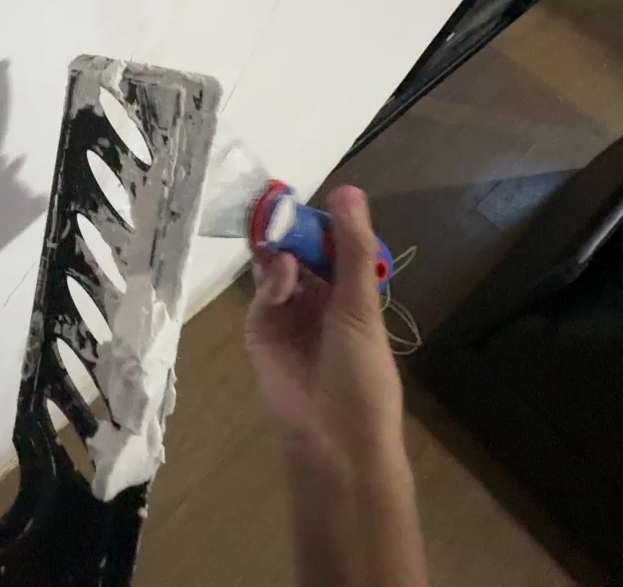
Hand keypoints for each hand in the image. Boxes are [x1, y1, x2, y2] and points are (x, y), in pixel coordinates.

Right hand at [244, 185, 403, 459]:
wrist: (333, 434)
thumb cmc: (361, 371)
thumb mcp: (361, 305)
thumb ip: (350, 248)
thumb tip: (348, 189)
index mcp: (347, 291)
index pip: (330, 244)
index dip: (319, 220)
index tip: (305, 194)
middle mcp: (316, 296)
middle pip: (297, 251)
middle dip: (288, 228)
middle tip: (275, 199)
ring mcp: (286, 311)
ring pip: (275, 266)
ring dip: (275, 247)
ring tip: (270, 225)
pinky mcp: (260, 327)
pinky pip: (263, 292)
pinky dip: (270, 277)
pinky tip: (279, 269)